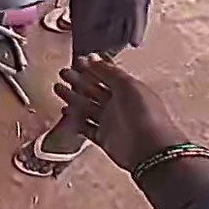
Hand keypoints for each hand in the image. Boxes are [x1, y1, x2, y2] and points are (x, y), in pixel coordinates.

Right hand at [54, 57, 187, 172]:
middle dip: (77, 80)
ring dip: (72, 98)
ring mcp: (110, 122)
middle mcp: (118, 105)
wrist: (151, 150)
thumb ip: (108, 71)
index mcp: (126, 91)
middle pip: (93, 90)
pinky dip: (75, 120)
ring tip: (58, 88)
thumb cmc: (145, 115)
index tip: (77, 60)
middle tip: (64, 73)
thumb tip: (93, 58)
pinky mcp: (104, 138)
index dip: (91, 68)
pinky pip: (85, 127)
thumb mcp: (127, 85)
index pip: (105, 76)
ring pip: (86, 107)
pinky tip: (66, 112)